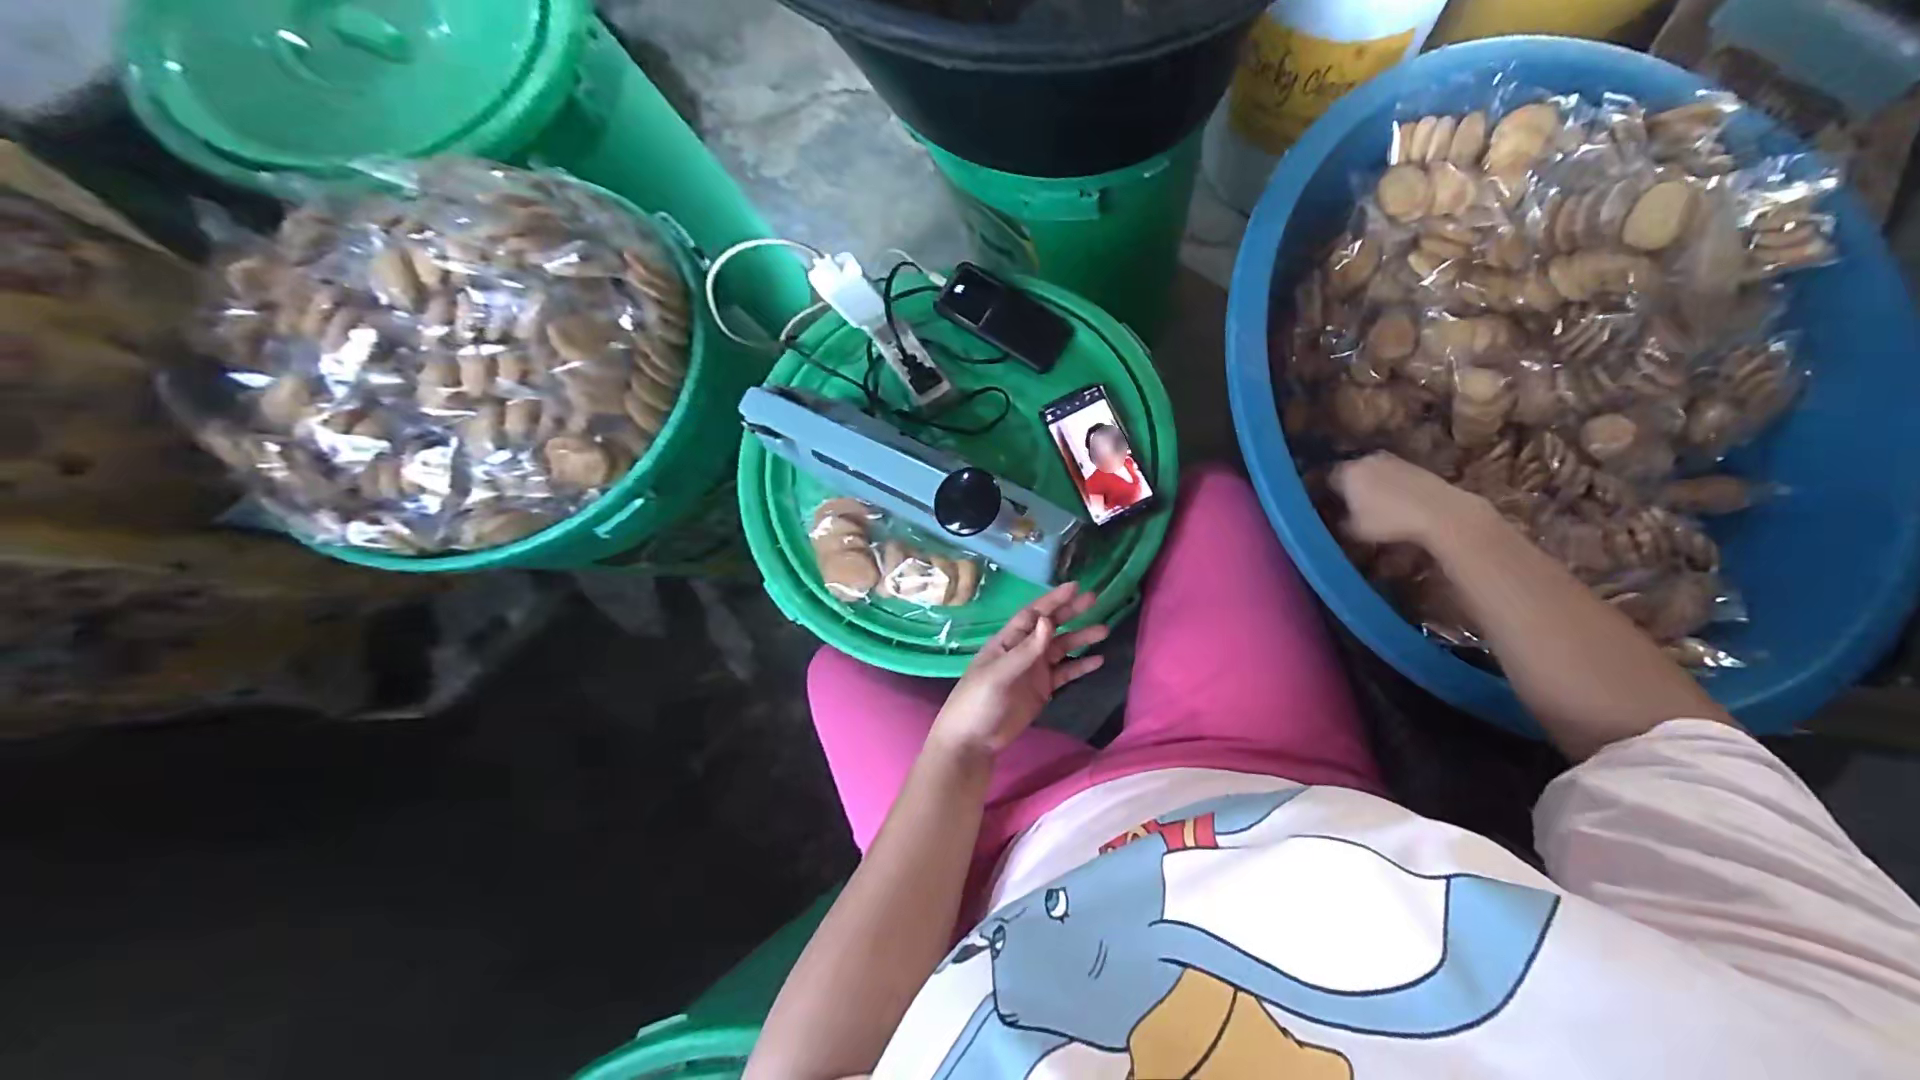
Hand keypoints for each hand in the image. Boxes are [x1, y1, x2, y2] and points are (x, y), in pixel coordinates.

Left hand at [929, 583, 1108, 761]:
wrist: (973, 739)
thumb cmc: (978, 700)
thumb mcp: (999, 673)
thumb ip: (1026, 650)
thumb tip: (1048, 620)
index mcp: (1008, 641)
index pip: (1034, 614)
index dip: (1053, 600)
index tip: (1075, 587)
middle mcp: (1023, 651)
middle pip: (1051, 627)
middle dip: (1071, 613)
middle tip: (1094, 599)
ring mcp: (1034, 670)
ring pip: (1061, 648)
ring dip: (1081, 638)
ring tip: (1103, 629)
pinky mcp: (1042, 690)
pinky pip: (1065, 672)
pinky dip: (1081, 666)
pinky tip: (1098, 659)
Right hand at [1328, 452, 1492, 549]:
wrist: (1440, 512)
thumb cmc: (1390, 521)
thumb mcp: (1354, 530)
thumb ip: (1339, 521)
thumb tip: (1337, 518)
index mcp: (1346, 472)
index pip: (1325, 478)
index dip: (1325, 491)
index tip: (1326, 504)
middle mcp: (1366, 460)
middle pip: (1349, 471)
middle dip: (1347, 485)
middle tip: (1348, 504)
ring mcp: (1392, 459)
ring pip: (1371, 471)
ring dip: (1369, 483)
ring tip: (1372, 503)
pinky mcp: (1413, 464)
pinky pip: (1391, 474)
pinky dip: (1389, 484)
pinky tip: (1394, 501)